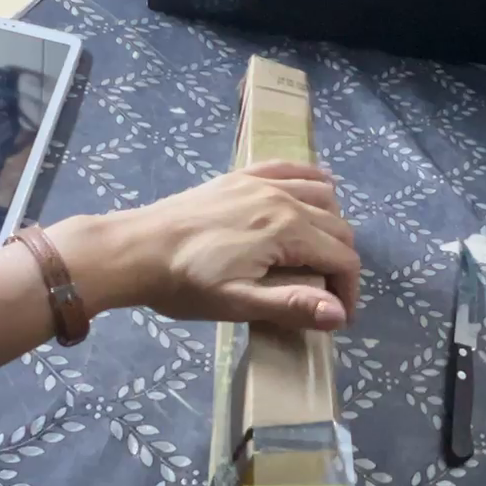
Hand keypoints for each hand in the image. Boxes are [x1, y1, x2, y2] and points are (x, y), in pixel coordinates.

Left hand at [51, 160, 359, 330]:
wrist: (136, 249)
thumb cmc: (186, 283)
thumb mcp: (238, 303)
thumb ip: (292, 305)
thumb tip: (338, 314)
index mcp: (287, 231)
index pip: (342, 258)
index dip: (348, 290)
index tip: (339, 317)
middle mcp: (284, 199)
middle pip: (338, 227)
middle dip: (343, 263)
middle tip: (329, 294)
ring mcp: (263, 182)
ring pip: (322, 195)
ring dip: (333, 224)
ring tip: (321, 253)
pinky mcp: (242, 176)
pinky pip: (291, 168)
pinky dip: (312, 180)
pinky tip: (317, 190)